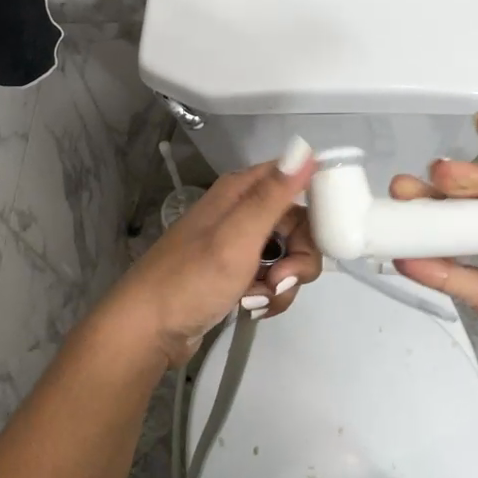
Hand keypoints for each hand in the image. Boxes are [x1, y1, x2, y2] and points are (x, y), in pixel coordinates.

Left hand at [103, 141, 322, 366]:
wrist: (149, 329)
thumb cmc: (193, 279)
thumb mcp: (238, 236)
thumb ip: (273, 196)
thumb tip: (304, 148)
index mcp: (240, 191)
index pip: (295, 178)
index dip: (318, 203)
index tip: (328, 235)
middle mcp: (240, 210)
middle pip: (297, 224)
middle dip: (301, 256)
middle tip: (282, 279)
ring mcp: (237, 244)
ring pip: (287, 256)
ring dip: (284, 282)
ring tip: (260, 298)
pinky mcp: (234, 274)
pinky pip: (270, 278)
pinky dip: (269, 295)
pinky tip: (251, 307)